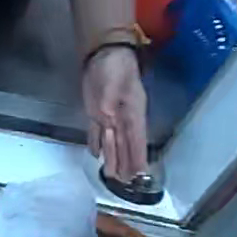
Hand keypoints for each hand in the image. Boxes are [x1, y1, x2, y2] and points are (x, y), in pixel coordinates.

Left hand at [82, 45, 147, 181]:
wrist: (104, 52)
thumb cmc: (114, 66)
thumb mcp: (114, 82)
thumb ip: (110, 101)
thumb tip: (107, 118)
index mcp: (132, 112)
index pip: (136, 139)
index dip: (138, 157)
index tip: (140, 174)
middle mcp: (123, 117)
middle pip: (125, 145)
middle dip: (126, 163)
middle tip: (125, 183)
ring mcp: (110, 115)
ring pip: (112, 141)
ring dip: (112, 158)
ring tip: (112, 176)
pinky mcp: (96, 111)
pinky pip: (98, 131)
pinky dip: (98, 143)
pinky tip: (97, 154)